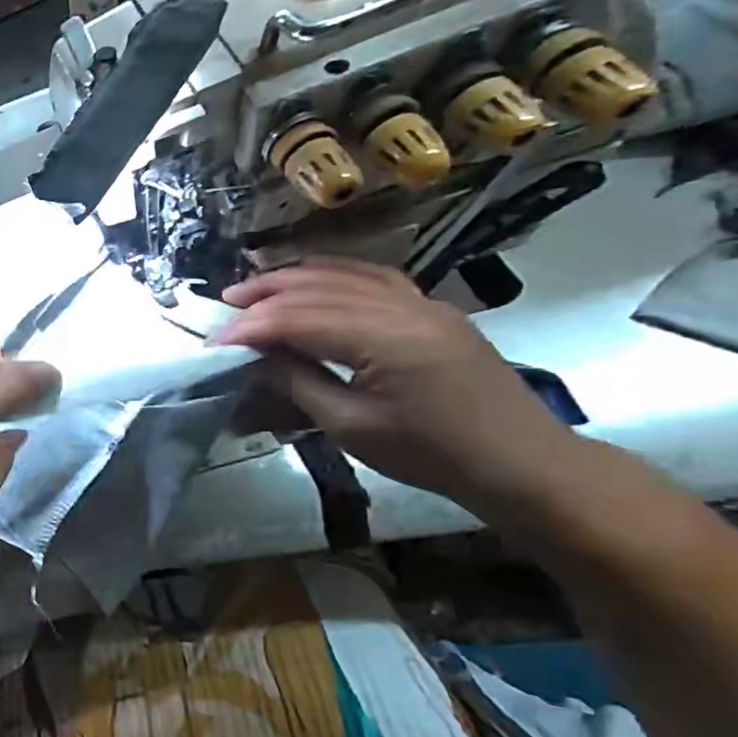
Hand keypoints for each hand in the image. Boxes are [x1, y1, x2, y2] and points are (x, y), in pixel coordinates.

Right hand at [216, 258, 579, 504]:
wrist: (521, 463)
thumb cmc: (431, 454)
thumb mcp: (351, 427)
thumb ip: (299, 383)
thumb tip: (256, 358)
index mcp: (386, 339)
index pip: (300, 318)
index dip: (252, 327)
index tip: (216, 341)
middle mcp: (406, 308)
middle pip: (320, 289)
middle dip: (266, 295)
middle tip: (225, 304)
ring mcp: (425, 304)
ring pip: (348, 275)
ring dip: (297, 277)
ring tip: (256, 285)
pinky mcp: (434, 310)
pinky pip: (377, 278)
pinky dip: (336, 273)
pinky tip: (313, 277)